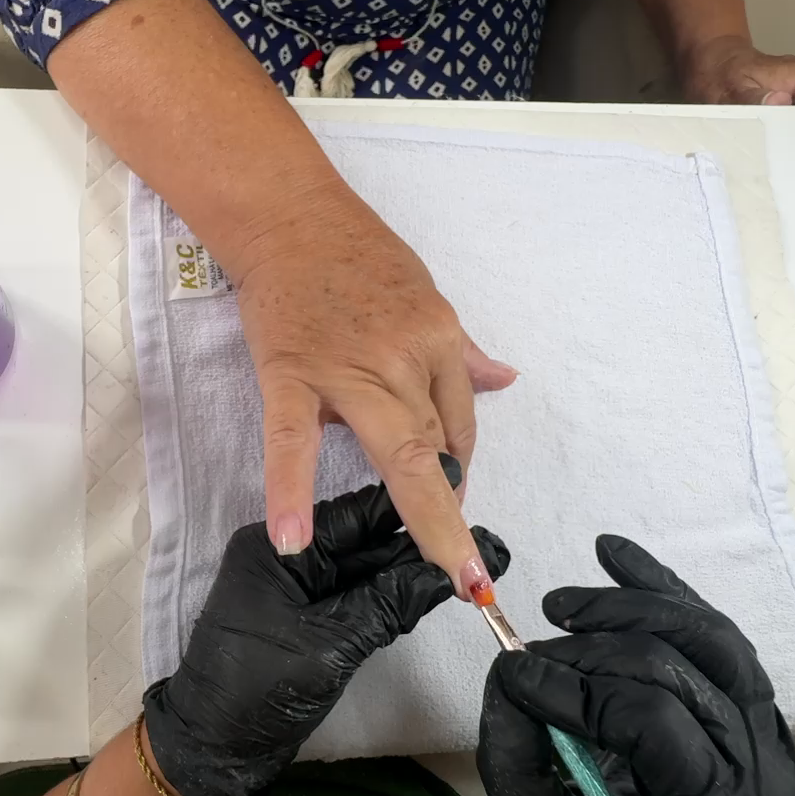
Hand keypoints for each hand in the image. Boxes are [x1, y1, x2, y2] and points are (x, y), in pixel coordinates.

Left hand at [144, 470, 509, 795]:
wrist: (214, 751)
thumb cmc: (259, 689)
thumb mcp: (328, 644)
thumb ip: (386, 604)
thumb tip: (445, 575)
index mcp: (277, 546)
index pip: (352, 517)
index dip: (406, 508)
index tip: (458, 488)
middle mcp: (288, 556)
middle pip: (363, 540)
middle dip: (420, 542)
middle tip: (484, 540)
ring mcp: (298, 587)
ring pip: (364, 569)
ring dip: (412, 568)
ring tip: (474, 561)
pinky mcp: (308, 617)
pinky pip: (355, 594)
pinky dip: (390, 593)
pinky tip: (431, 585)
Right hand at [233, 196, 516, 596]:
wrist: (291, 220)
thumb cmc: (357, 252)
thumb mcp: (425, 293)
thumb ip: (460, 348)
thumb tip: (503, 380)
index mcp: (438, 336)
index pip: (459, 416)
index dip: (460, 462)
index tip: (453, 493)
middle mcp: (404, 358)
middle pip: (439, 445)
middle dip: (458, 512)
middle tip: (474, 575)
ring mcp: (347, 370)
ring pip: (394, 449)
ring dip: (422, 512)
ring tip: (442, 570)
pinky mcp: (291, 374)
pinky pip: (292, 440)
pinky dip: (291, 490)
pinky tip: (292, 539)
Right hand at [478, 535, 794, 795]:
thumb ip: (519, 748)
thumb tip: (509, 669)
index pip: (653, 721)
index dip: (576, 689)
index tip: (516, 673)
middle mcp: (763, 773)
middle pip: (677, 667)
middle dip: (589, 652)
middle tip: (534, 656)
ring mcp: (767, 735)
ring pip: (708, 635)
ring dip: (626, 606)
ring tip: (561, 606)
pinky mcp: (751, 708)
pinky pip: (712, 631)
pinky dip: (659, 585)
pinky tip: (611, 552)